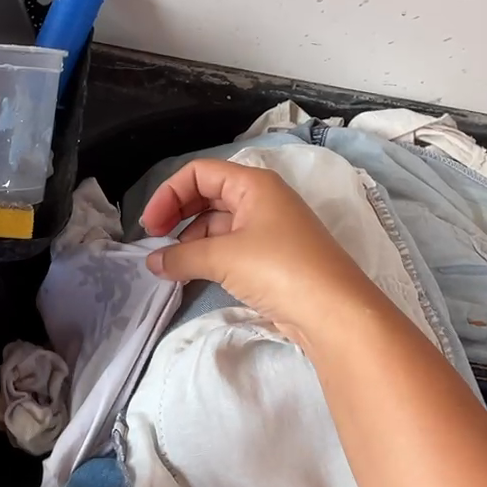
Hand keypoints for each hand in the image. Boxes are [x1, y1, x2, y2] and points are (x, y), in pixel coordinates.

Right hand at [140, 158, 383, 339]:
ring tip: (172, 263)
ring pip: (218, 223)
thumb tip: (153, 262)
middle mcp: (262, 199)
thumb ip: (181, 256)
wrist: (335, 313)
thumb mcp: (223, 257)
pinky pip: (231, 246)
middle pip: (208, 194)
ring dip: (191, 238)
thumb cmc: (280, 268)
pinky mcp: (272, 258)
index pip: (199, 172)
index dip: (169, 193)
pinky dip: (208, 255)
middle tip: (155, 240)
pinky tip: (193, 273)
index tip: (150, 226)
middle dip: (177, 214)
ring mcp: (269, 229)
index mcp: (253, 184)